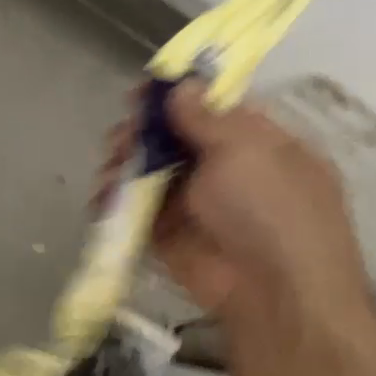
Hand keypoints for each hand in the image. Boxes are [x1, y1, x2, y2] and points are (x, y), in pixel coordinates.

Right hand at [134, 82, 369, 319]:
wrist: (271, 291)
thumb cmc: (272, 212)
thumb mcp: (247, 152)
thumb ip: (207, 118)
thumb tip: (183, 85)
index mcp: (260, 144)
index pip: (213, 107)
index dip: (176, 96)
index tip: (141, 92)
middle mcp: (226, 167)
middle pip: (170, 136)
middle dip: (141, 132)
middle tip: (123, 139)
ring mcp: (193, 199)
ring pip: (144, 168)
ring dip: (122, 163)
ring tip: (112, 172)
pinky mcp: (164, 228)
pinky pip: (130, 204)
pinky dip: (111, 198)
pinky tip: (103, 197)